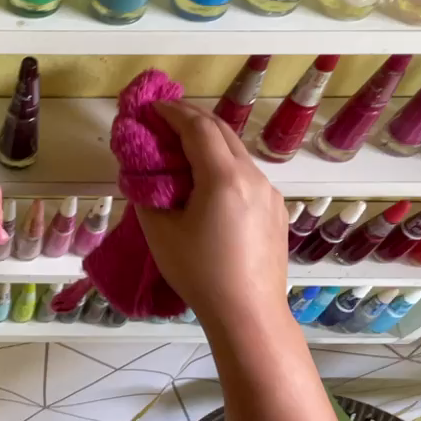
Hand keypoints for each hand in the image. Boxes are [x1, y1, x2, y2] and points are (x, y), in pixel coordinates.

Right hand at [135, 101, 290, 324]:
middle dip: (192, 118)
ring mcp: (269, 193)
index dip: (173, 112)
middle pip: (222, 131)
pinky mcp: (276, 210)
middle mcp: (252, 176)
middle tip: (164, 118)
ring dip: (209, 141)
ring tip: (182, 148)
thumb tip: (144, 177)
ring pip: (237, 152)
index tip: (152, 106)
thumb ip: (149, 196)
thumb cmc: (199, 273)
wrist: (248, 313)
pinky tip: (207, 183)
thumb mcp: (161, 234)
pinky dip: (223, 164)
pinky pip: (247, 175)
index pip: (198, 128)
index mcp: (223, 178)